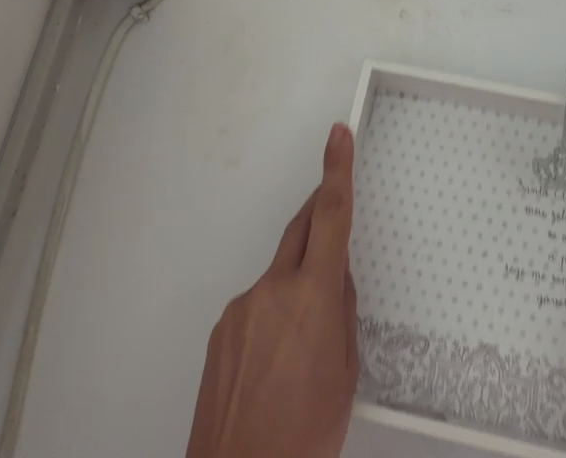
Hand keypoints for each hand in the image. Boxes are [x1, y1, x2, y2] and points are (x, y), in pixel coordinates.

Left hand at [185, 124, 359, 457]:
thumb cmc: (301, 435)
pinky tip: (280, 358)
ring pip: (279, 275)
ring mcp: (241, 309)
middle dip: (319, 213)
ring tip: (307, 342)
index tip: (338, 137)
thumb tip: (335, 283)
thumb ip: (341, 315)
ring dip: (297, 287)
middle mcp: (271, 291)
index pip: (331, 217)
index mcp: (313, 298)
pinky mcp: (221, 329)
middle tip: (334, 200)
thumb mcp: (344, 372)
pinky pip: (256, 305)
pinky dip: (273, 316)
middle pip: (301, 231)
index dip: (337, 170)